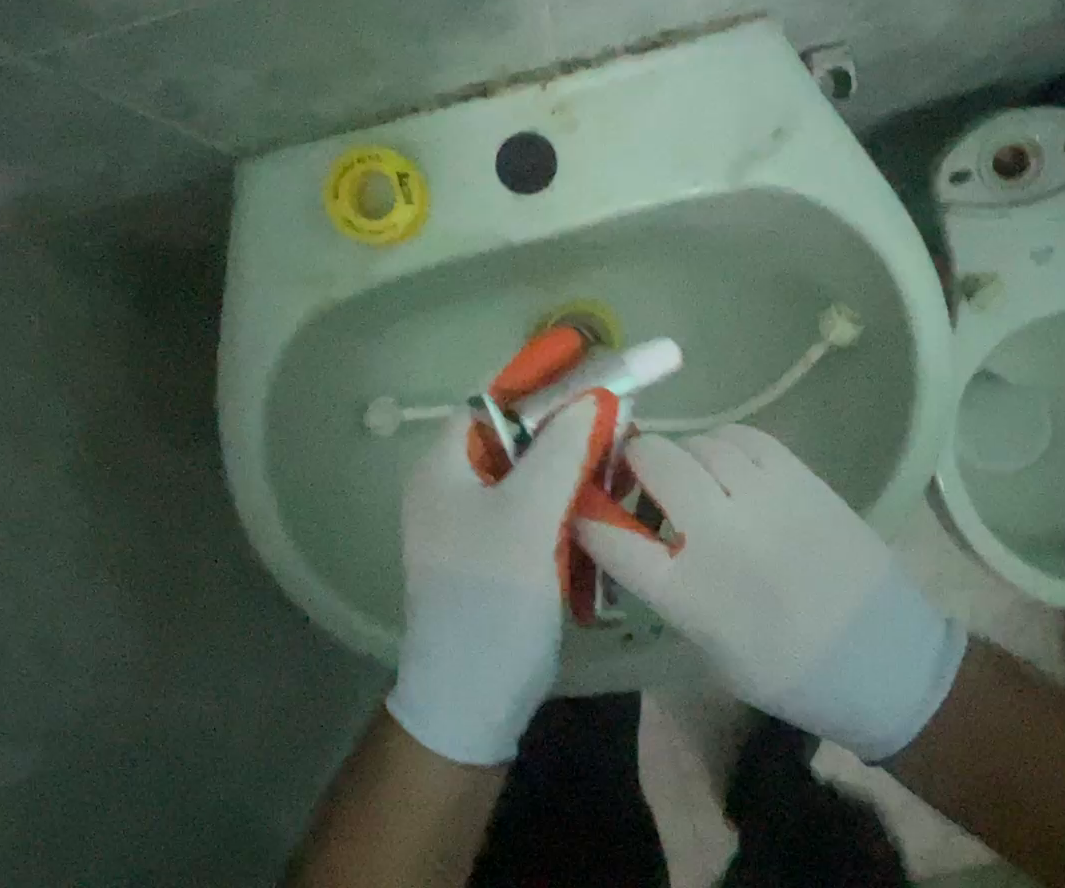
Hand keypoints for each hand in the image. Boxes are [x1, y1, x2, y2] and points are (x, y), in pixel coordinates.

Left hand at [385, 397, 600, 765]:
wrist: (473, 693)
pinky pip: (536, 508)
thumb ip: (559, 450)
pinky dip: (568, 499)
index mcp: (443, 468)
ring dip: (573, 464)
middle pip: (515, 437)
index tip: (589, 370)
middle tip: (618, 418)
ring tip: (621, 456)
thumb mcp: (527, 515)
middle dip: (566, 426)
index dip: (538, 384)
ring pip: (531, 474)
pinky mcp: (499, 552)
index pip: (491, 403)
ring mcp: (475, 523)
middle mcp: (453, 488)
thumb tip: (591, 397)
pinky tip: (605, 499)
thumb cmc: (491, 596)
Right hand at [576, 425, 966, 761]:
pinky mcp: (802, 478)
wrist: (882, 659)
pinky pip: (744, 436)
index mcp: (688, 593)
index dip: (584, 512)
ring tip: (689, 476)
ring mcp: (766, 497)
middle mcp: (722, 534)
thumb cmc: (785, 669)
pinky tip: (726, 463)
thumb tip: (633, 532)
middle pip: (653, 461)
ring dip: (682, 454)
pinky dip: (723, 444)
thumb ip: (664, 585)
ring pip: (700, 441)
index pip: (610, 535)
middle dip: (632, 463)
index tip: (578, 503)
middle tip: (637, 478)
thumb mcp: (706, 644)